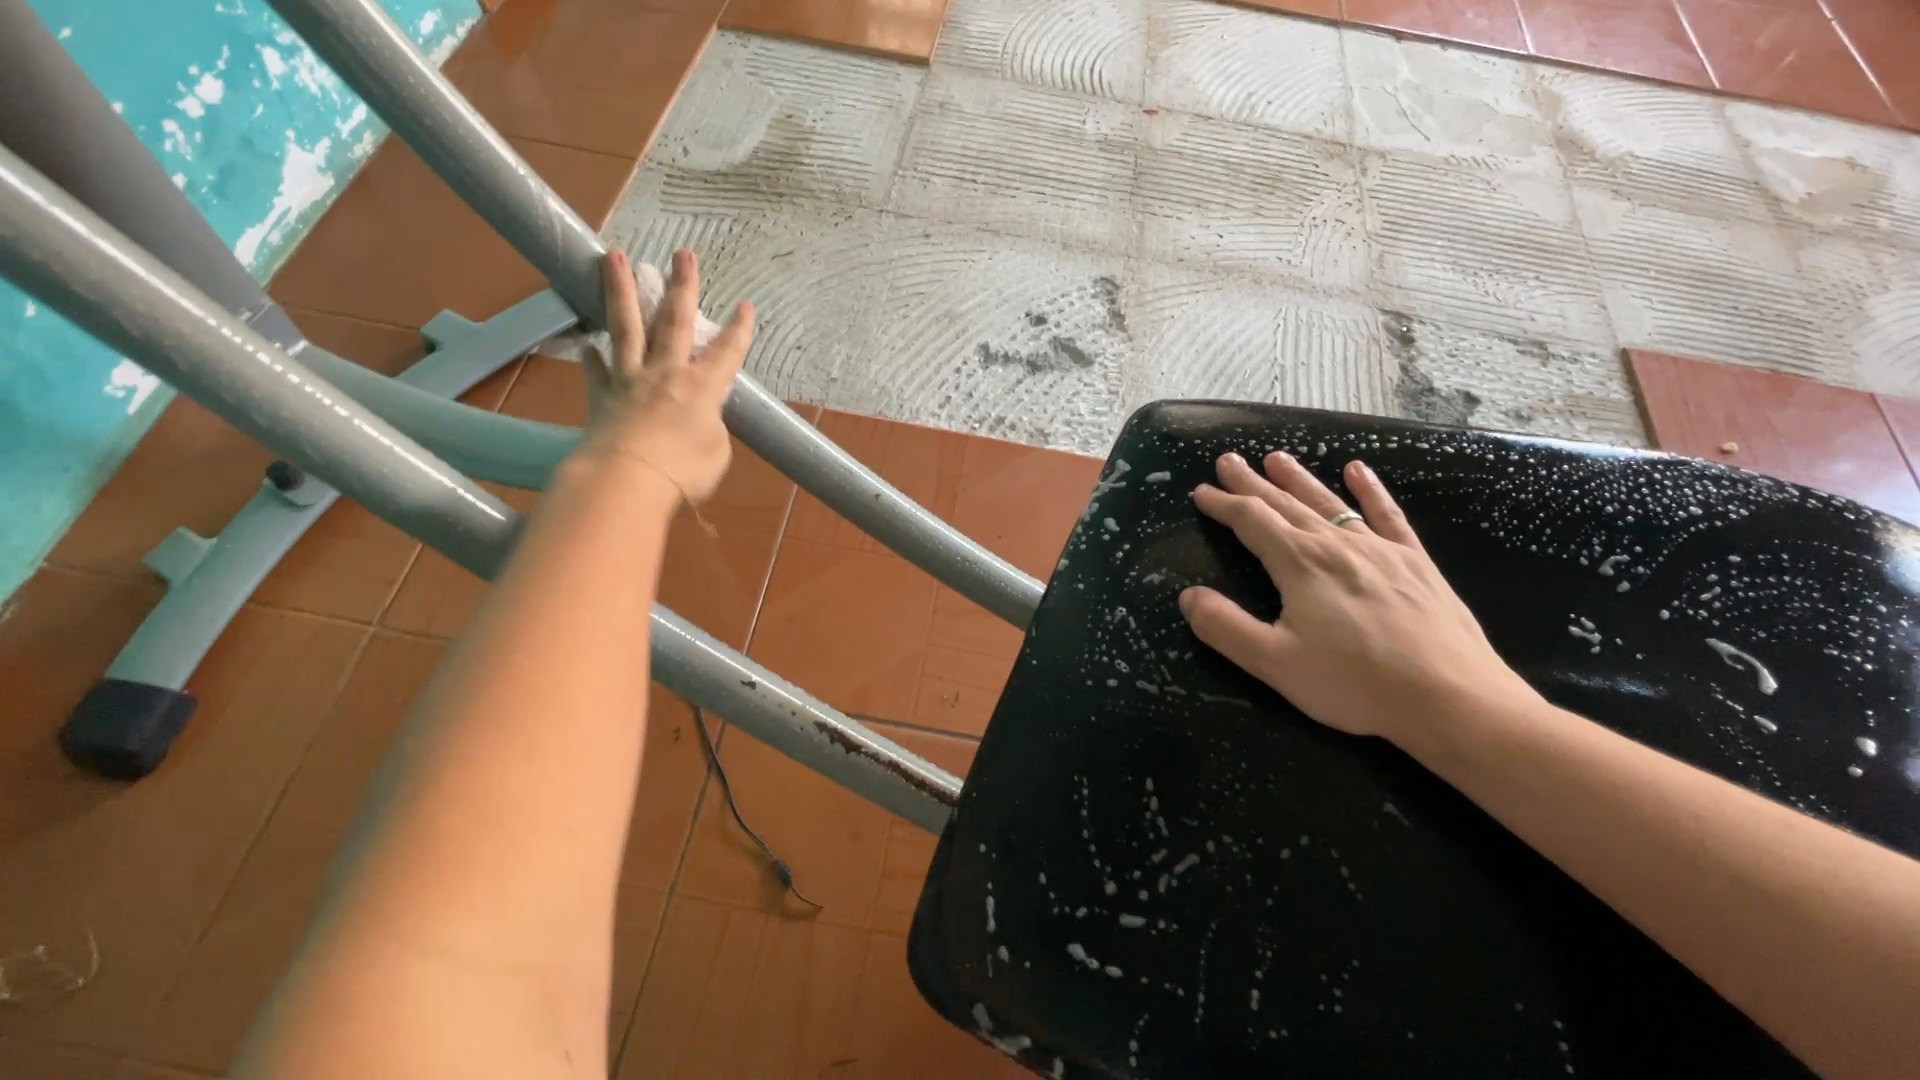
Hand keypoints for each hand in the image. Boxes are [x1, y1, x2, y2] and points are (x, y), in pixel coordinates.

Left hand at [579, 249, 753, 502]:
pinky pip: (597, 372)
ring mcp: (631, 380)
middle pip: (675, 321)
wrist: (628, 480)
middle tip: (683, 254)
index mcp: (703, 387)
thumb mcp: (716, 452)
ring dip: (622, 289)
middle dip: (682, 285)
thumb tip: (698, 418)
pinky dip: (592, 358)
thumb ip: (711, 427)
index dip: (739, 330)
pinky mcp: (602, 397)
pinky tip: (587, 345)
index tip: (745, 305)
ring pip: (627, 326)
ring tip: (614, 256)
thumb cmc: (684, 471)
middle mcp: (667, 373)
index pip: (727, 352)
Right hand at [1178, 452, 1538, 743]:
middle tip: (1228, 460)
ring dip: (1299, 478)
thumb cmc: (1354, 683)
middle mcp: (1335, 544)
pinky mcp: (1415, 562)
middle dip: (1252, 482)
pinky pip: (1387, 515)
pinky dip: (1370, 490)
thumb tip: (1188, 595)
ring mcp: (1379, 549)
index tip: (1201, 491)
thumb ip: (1225, 626)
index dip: (1223, 504)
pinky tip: (1358, 470)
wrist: (1450, 697)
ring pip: (1329, 502)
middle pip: (1285, 504)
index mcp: (1299, 564)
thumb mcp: (1274, 663)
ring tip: (1277, 458)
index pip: (1251, 522)